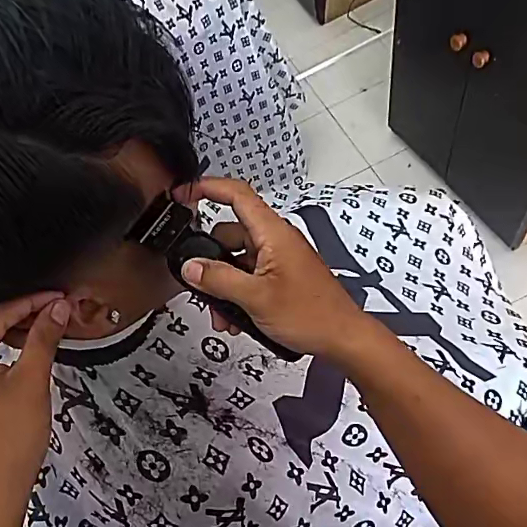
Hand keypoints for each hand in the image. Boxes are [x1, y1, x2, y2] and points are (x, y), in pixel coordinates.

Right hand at [175, 177, 381, 359]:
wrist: (341, 337)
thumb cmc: (314, 315)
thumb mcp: (256, 298)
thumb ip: (218, 280)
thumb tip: (192, 268)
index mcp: (274, 234)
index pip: (237, 194)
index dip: (207, 188)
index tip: (185, 194)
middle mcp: (279, 241)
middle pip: (231, 234)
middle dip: (212, 260)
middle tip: (201, 281)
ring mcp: (281, 259)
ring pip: (239, 260)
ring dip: (225, 284)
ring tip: (224, 311)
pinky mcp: (284, 277)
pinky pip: (252, 276)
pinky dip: (239, 292)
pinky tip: (238, 316)